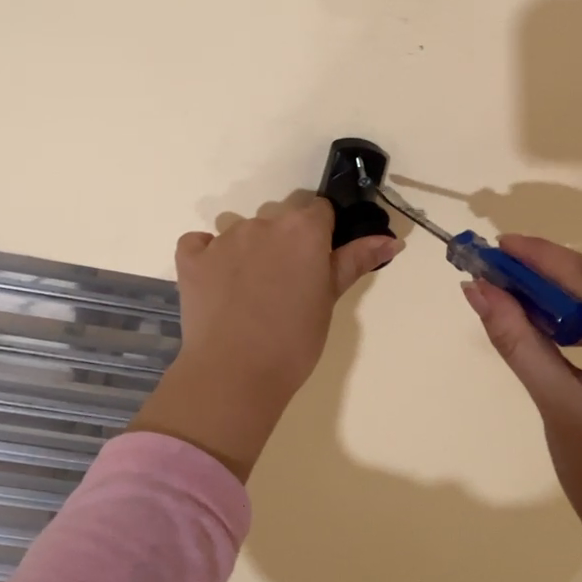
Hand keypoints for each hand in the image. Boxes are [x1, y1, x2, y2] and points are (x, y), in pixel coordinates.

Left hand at [130, 196, 400, 481]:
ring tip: (248, 292)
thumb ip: (354, 262)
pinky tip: (216, 285)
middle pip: (278, 219)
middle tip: (284, 285)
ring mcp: (222, 238)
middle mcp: (262, 223)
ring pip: (240, 231)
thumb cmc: (293, 341)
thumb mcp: (329, 300)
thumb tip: (391, 240)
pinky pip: (199, 243)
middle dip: (282, 243)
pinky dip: (207, 256)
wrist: (236, 372)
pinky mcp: (190, 257)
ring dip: (246, 250)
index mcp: (302, 229)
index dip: (320, 234)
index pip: (318, 210)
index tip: (316, 261)